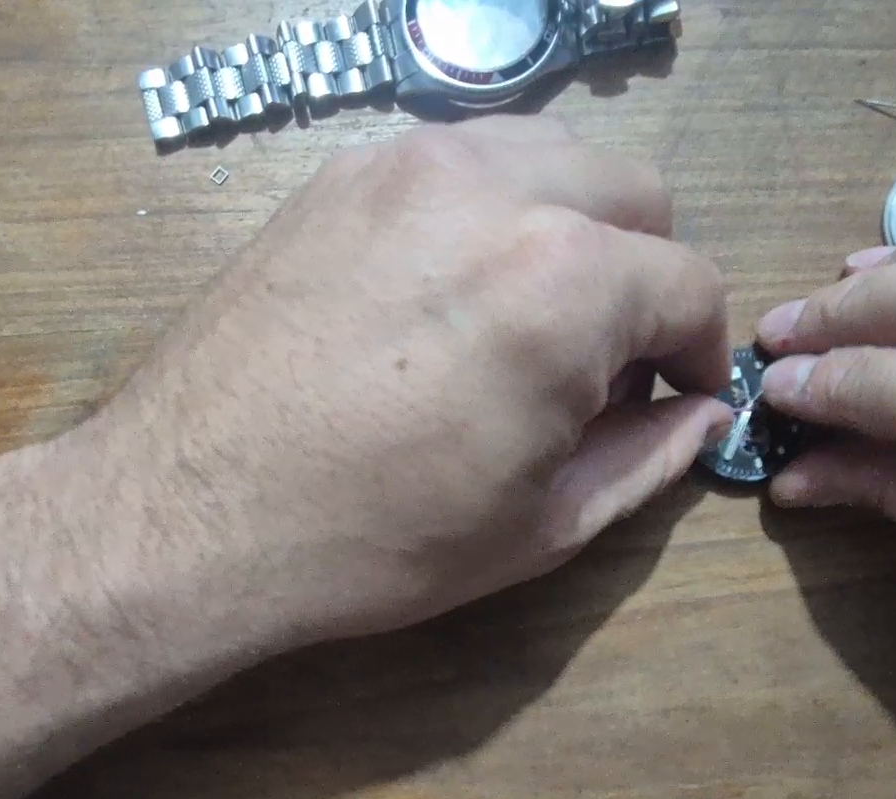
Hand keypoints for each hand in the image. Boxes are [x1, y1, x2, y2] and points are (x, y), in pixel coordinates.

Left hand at [57, 117, 732, 651]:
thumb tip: (700, 415)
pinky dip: (493, 213)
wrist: (193, 514)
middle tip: (610, 360)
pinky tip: (454, 289)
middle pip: (636, 195)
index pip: (690, 285)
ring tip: (535, 318)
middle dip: (647, 277)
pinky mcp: (341, 173)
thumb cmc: (375, 542)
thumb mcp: (537, 528)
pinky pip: (460, 164)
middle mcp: (496, 190)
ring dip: (575, 230)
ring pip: (550, 158)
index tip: (678, 396)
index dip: (701, 351)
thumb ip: (643, 460)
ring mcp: (408, 165)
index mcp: (564, 286)